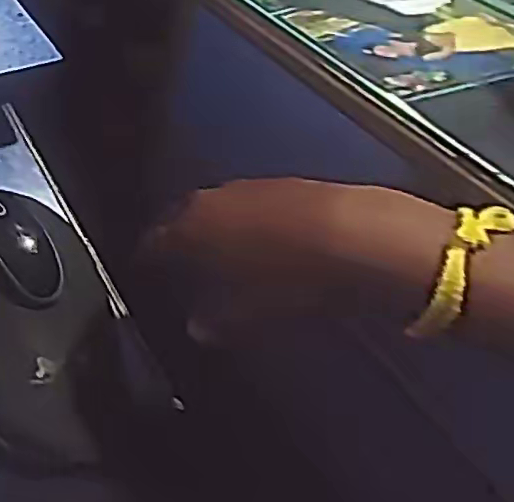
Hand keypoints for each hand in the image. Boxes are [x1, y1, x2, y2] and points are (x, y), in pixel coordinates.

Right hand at [142, 178, 450, 342]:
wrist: (366, 233)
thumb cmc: (301, 277)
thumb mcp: (261, 310)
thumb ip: (223, 320)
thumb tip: (196, 331)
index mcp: (190, 228)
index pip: (156, 242)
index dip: (149, 256)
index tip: (147, 267)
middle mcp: (205, 201)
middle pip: (180, 218)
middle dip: (180, 236)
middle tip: (184, 257)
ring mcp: (241, 188)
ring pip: (214, 206)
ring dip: (215, 224)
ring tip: (227, 246)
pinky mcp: (278, 182)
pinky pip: (247, 201)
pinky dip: (247, 217)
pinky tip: (267, 234)